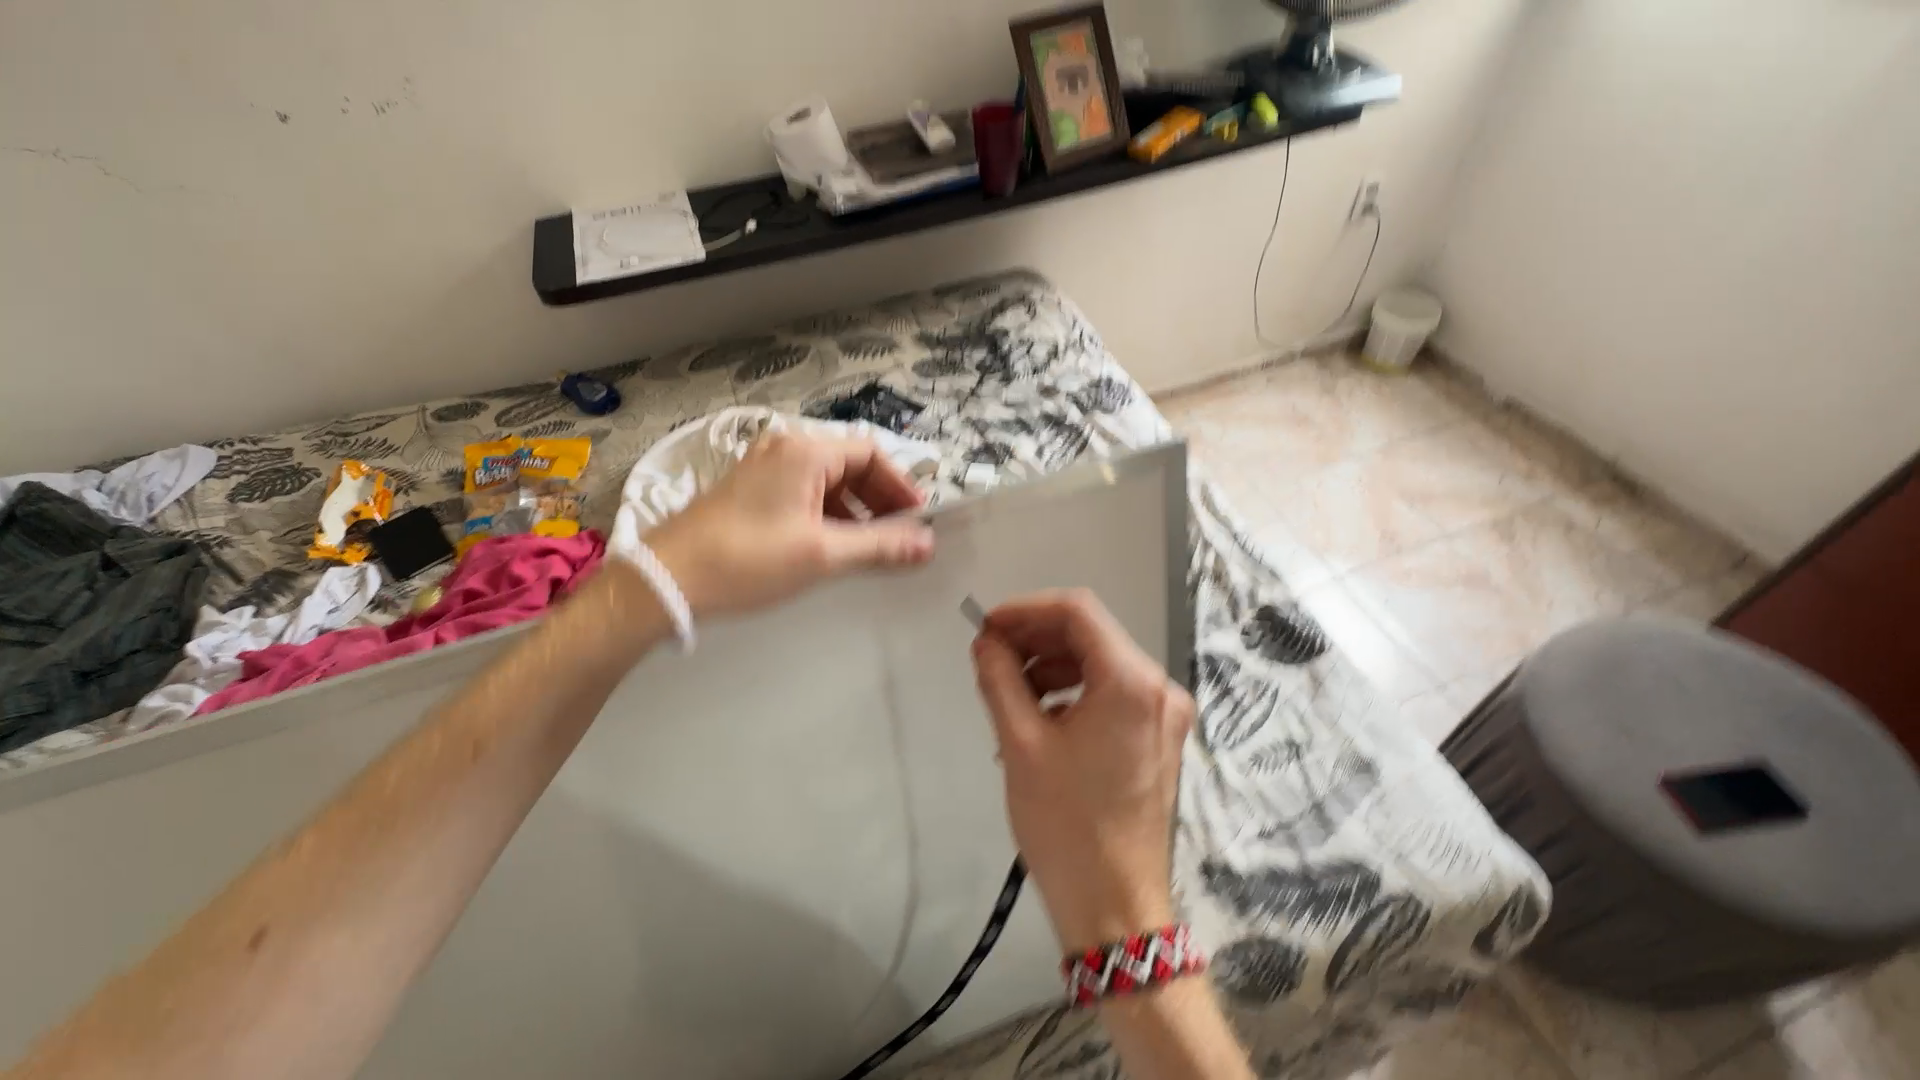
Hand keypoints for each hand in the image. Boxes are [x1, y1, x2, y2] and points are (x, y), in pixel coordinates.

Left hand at [643, 432, 933, 618]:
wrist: (667, 579)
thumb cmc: (749, 559)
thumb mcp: (822, 554)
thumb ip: (879, 545)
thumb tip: (927, 543)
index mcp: (805, 451)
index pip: (871, 453)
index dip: (900, 486)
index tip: (918, 522)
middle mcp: (785, 450)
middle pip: (849, 466)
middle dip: (879, 502)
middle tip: (898, 540)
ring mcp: (763, 470)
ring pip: (826, 484)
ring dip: (853, 514)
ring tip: (868, 552)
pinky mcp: (749, 493)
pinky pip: (802, 496)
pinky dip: (825, 518)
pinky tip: (830, 551)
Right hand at [970, 590, 1194, 953]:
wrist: (1114, 905)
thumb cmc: (1065, 823)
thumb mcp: (1021, 744)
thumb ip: (1000, 679)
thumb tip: (986, 643)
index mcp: (1132, 681)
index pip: (1077, 611)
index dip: (1025, 610)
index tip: (986, 629)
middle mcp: (1160, 687)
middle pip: (1093, 634)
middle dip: (1037, 638)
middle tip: (991, 659)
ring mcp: (1166, 714)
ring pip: (1102, 662)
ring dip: (1052, 665)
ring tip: (1010, 693)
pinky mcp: (1160, 738)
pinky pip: (1113, 693)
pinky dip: (1074, 691)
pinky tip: (1040, 717)